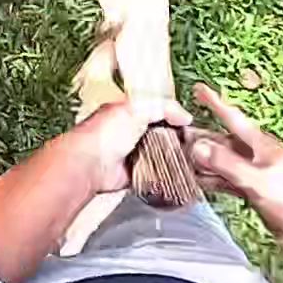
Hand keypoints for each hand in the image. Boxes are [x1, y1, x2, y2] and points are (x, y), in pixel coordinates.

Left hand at [58, 96, 192, 193]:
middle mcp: (129, 131)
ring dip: (171, 156)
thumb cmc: (104, 132)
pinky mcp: (132, 173)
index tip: (188, 122)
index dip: (172, 115)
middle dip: (174, 137)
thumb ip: (164, 108)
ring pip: (159, 153)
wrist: (90, 164)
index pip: (156, 109)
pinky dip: (163, 174)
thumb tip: (185, 116)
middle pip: (159, 132)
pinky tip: (177, 174)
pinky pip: (154, 173)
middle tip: (192, 142)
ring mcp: (131, 153)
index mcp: (128, 110)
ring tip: (190, 158)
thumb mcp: (138, 108)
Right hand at [187, 83, 282, 260]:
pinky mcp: (256, 194)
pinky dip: (214, 181)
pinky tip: (200, 181)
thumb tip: (199, 147)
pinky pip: (228, 182)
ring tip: (182, 157)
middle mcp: (258, 157)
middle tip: (178, 132)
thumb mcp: (258, 180)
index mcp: (263, 145)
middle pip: (224, 141)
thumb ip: (227, 164)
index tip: (199, 89)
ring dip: (205, 161)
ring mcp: (257, 176)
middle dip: (203, 136)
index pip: (233, 118)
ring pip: (224, 163)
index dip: (215, 103)